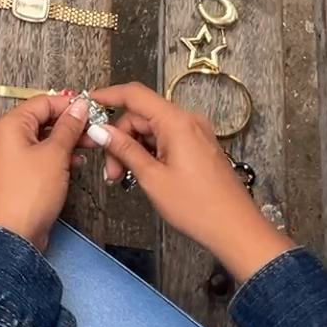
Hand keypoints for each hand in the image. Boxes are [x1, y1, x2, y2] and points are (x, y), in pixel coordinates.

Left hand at [0, 93, 93, 252]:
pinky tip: (76, 162)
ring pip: (45, 139)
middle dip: (70, 123)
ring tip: (89, 145)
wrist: (12, 235)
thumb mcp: (54, 154)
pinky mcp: (22, 175)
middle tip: (93, 129)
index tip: (90, 109)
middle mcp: (10, 137)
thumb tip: (78, 107)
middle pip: (44, 119)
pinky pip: (43, 157)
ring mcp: (14, 157)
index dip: (68, 104)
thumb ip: (68, 128)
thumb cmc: (26, 194)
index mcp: (12, 124)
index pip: (43, 101)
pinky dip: (60, 156)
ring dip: (68, 140)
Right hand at [86, 82, 293, 279]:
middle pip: (141, 116)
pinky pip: (166, 138)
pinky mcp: (199, 146)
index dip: (108, 95)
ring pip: (152, 129)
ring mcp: (195, 133)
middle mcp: (187, 120)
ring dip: (133, 149)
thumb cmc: (197, 207)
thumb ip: (124, 149)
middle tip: (111, 170)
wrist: (237, 231)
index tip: (88, 102)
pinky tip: (142, 173)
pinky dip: (149, 152)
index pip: (134, 95)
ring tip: (124, 178)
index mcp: (176, 122)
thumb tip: (99, 130)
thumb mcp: (152, 177)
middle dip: (120, 139)